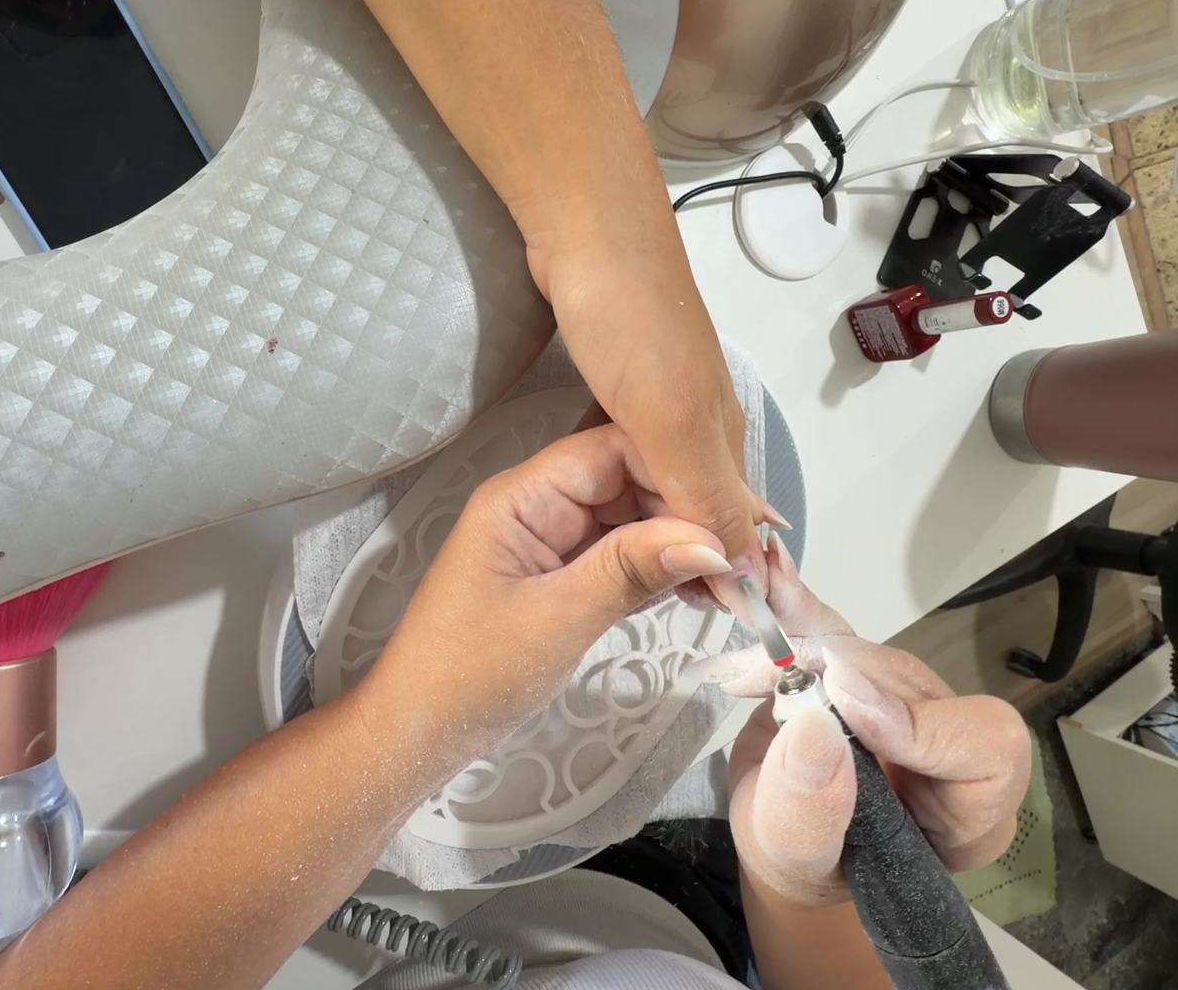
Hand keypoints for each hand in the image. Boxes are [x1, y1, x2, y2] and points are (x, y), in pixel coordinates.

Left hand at [361, 423, 734, 762]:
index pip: (611, 451)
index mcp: (523, 496)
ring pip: (633, 519)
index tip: (737, 513)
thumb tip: (713, 540)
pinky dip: (661, 569)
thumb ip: (631, 570)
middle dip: (690, 513)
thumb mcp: (556, 618)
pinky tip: (701, 589)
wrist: (424, 727)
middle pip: (630, 482)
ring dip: (683, 545)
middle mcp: (541, 504)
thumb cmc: (471, 672)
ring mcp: (554, 538)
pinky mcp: (564, 571)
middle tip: (753, 554)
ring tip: (738, 577)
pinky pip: (623, 554)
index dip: (677, 472)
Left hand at [537, 238, 769, 600]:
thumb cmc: (629, 325)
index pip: (723, 524)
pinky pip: (636, 456)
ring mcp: (660, 404)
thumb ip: (705, 493)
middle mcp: (698, 425)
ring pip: (666, 483)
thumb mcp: (670, 420)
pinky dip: (628, 487)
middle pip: (699, 507)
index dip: (712, 570)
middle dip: (688, 553)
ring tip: (636, 572)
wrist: (587, 234)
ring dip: (656, 524)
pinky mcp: (626, 387)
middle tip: (663, 605)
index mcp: (715, 439)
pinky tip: (610, 505)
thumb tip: (744, 567)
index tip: (700, 618)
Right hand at [694, 535, 1032, 906]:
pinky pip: (833, 623)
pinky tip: (766, 586)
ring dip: (795, 645)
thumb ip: (808, 812)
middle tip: (750, 681)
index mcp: (964, 807)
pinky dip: (794, 605)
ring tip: (738, 667)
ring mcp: (903, 697)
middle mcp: (945, 742)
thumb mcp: (793, 857)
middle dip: (826, 675)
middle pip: (908, 683)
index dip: (921, 722)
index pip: (984, 744)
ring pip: (865, 650)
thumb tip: (818, 730)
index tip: (844, 710)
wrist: (781, 833)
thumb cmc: (799, 860)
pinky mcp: (860, 666)